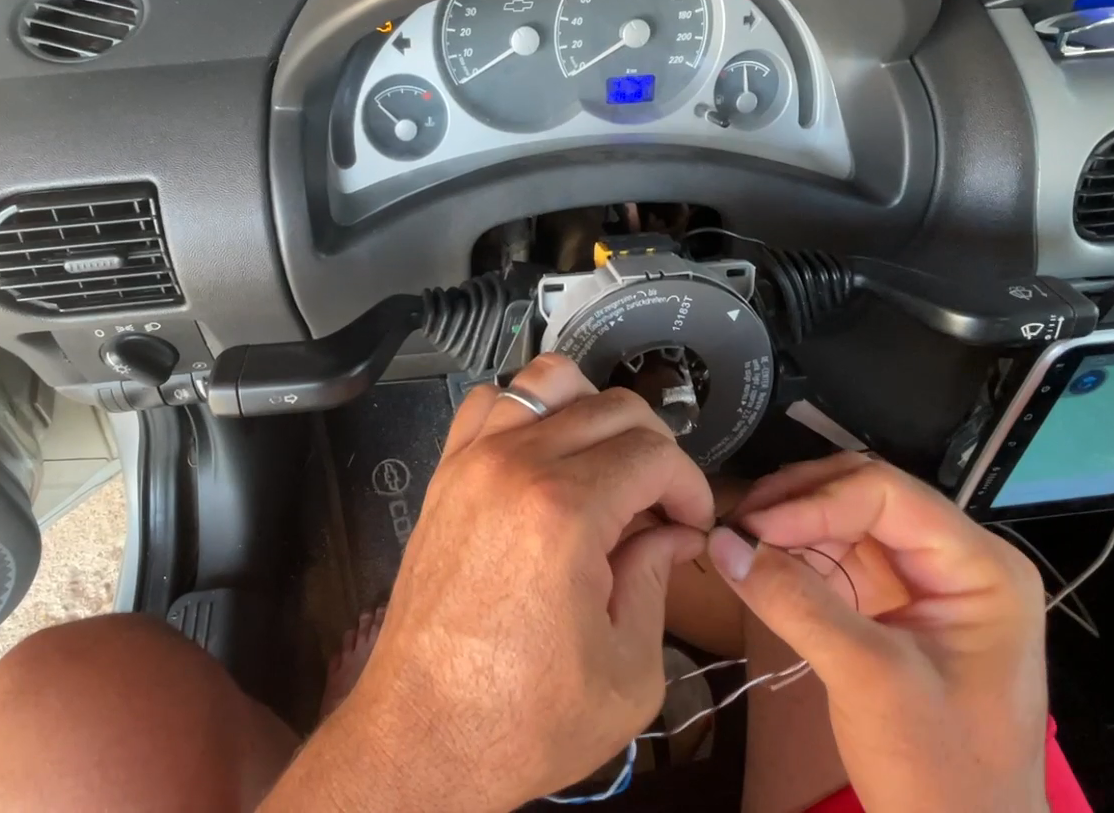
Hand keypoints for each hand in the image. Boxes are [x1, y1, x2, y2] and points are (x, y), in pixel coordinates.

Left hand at [261, 354, 713, 812]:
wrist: (420, 733)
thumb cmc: (522, 718)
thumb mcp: (627, 671)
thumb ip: (658, 579)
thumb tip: (673, 531)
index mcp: (566, 511)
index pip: (655, 453)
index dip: (690, 485)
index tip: (692, 523)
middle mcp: (516, 466)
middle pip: (613, 408)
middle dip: (656, 448)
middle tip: (660, 504)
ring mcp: (473, 461)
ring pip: (549, 380)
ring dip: (593, 409)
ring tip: (606, 464)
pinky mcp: (445, 474)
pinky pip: (490, 402)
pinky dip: (528, 410)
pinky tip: (544, 456)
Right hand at [708, 453, 1049, 812]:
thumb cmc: (940, 773)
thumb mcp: (869, 680)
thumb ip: (795, 603)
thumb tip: (719, 542)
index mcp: (979, 566)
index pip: (885, 494)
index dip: (812, 501)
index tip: (749, 529)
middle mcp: (956, 557)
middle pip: (864, 494)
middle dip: (797, 502)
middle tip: (737, 525)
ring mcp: (923, 579)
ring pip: (845, 517)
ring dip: (790, 523)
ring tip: (739, 541)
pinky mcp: (892, 603)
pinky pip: (837, 554)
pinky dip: (795, 553)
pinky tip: (760, 564)